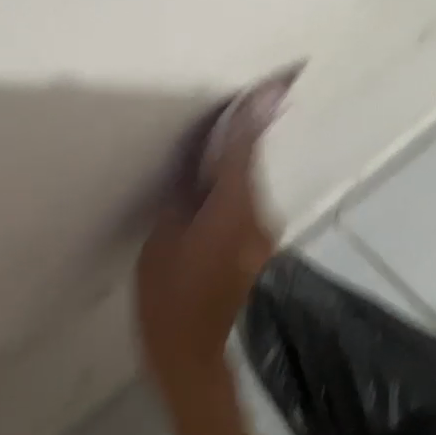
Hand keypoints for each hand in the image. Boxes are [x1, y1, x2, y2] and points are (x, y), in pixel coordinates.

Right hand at [136, 69, 295, 401]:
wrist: (189, 353)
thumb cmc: (166, 295)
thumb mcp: (163, 236)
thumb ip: (184, 192)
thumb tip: (196, 160)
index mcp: (232, 212)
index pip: (242, 151)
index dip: (251, 116)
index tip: (272, 81)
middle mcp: (258, 219)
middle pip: (248, 164)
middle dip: (244, 131)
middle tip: (245, 92)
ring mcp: (261, 235)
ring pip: (245, 183)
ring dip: (235, 157)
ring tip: (220, 127)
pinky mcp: (254, 247)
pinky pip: (242, 202)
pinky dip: (230, 184)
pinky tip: (212, 174)